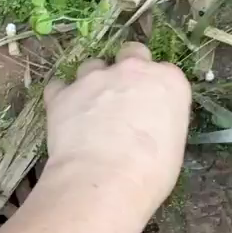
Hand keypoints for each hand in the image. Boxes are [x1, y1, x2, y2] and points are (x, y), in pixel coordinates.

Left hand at [40, 42, 190, 214]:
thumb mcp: (172, 146)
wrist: (103, 179)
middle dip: (127, 68)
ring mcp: (95, 78)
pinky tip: (64, 116)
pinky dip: (62, 97)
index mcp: (168, 81)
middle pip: (132, 52)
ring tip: (90, 110)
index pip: (166, 72)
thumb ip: (160, 122)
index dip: (157, 89)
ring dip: (93, 82)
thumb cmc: (150, 173)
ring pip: (93, 66)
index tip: (152, 107)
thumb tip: (147, 125)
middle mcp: (132, 70)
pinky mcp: (63, 93)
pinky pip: (60, 86)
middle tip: (123, 96)